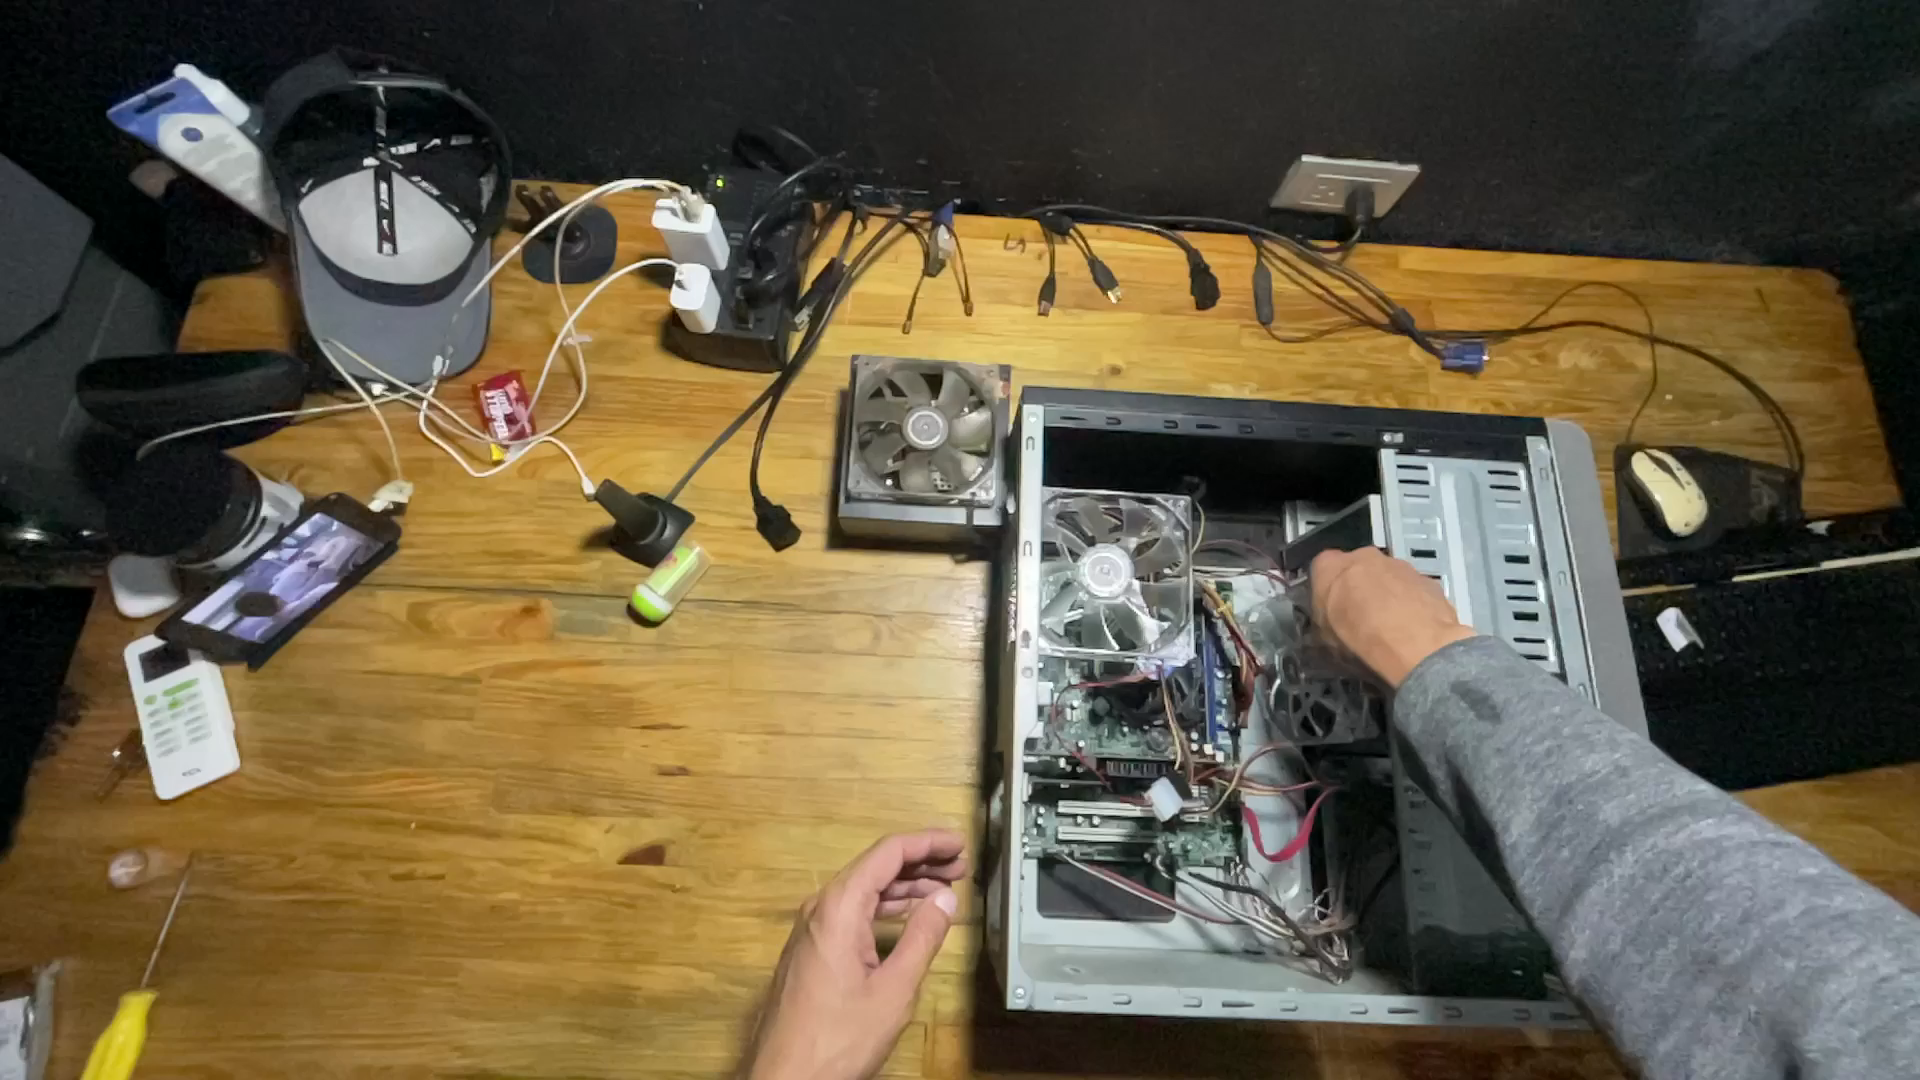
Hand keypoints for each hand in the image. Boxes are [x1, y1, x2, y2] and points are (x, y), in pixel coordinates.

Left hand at [741, 829, 967, 1079]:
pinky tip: (908, 913)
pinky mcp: (812, 946)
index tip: (958, 843)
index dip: (928, 842)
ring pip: (865, 887)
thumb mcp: (893, 990)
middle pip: (877, 865)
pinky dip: (886, 905)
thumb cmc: (837, 1039)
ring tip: (943, 887)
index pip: (889, 852)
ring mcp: (813, 926)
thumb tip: (946, 897)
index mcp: (840, 905)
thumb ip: (923, 937)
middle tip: (959, 866)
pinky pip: (854, 909)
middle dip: (921, 862)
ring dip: (905, 884)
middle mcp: (822, 905)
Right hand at [1310, 547, 1476, 686]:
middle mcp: (1363, 557)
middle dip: (1357, 586)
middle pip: (1356, 567)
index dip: (1325, 588)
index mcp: (1329, 565)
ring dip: (1385, 594)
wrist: (1414, 641)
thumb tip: (1327, 625)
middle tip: (1357, 615)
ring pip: (1387, 575)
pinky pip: (1412, 587)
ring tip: (1386, 625)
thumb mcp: (1325, 634)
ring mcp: (1398, 565)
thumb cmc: (1363, 634)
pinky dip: (1410, 602)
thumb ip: (1324, 617)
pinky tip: (1408, 627)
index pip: (1320, 568)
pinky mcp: (1426, 579)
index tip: (1328, 604)